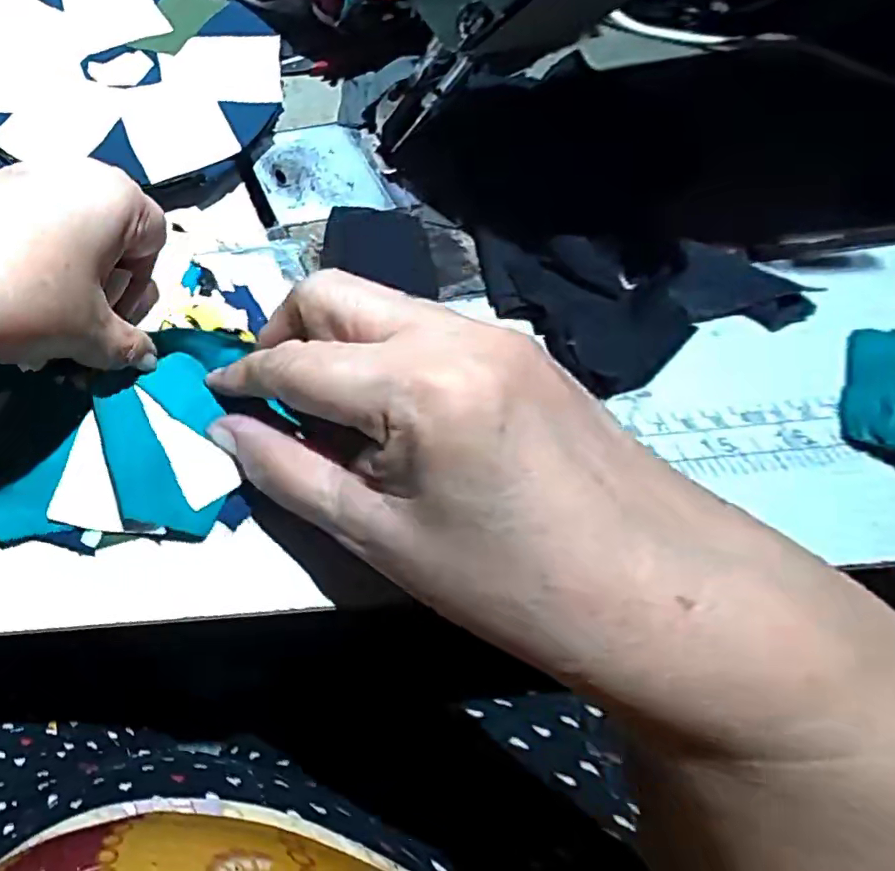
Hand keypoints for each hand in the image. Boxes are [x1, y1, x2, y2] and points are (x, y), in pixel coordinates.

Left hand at [0, 161, 163, 390]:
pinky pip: (24, 227)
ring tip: (34, 325)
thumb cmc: (31, 306)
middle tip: (73, 328)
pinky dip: (26, 263)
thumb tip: (149, 358)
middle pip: (108, 236)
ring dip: (63, 283)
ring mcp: (20, 175)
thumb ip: (130, 346)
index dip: (139, 289)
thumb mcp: (90, 334)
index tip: (109, 322)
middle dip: (99, 289)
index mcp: (114, 194)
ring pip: (64, 235)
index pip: (154, 240)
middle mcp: (72, 171)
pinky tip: (1, 301)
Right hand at [203, 271, 894, 760]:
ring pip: (372, 301)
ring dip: (329, 340)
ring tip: (327, 409)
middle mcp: (451, 333)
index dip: (241, 376)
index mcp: (416, 384)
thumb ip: (285, 473)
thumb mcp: (378, 538)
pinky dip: (374, 350)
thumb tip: (223, 429)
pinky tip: (386, 411)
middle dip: (280, 333)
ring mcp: (490, 332)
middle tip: (270, 396)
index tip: (212, 394)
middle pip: (327, 292)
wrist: (682, 602)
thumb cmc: (513, 585)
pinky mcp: (515, 346)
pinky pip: (415, 323)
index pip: (293, 359)